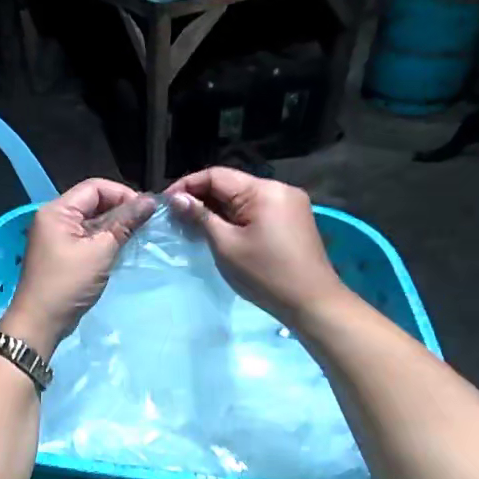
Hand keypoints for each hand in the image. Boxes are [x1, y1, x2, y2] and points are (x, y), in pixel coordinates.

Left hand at [0, 178, 154, 354]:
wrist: (40, 323)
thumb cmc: (68, 284)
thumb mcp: (101, 251)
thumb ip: (125, 223)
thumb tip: (150, 202)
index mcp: (57, 210)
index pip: (94, 187)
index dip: (122, 194)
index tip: (145, 210)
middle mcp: (54, 217)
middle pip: (93, 201)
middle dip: (120, 209)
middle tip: (145, 223)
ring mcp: (57, 236)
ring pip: (91, 220)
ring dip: (114, 225)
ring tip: (137, 234)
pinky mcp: (62, 252)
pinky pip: (86, 236)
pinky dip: (104, 238)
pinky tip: (121, 246)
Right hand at [165, 167, 349, 325]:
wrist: (313, 302)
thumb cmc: (265, 274)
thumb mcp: (226, 245)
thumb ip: (200, 217)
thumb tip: (176, 199)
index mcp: (263, 190)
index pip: (216, 175)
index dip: (187, 186)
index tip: (166, 204)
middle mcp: (279, 188)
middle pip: (231, 184)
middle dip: (201, 198)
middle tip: (177, 218)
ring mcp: (289, 203)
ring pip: (243, 197)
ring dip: (218, 209)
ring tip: (194, 226)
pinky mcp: (293, 218)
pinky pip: (257, 209)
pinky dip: (236, 217)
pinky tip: (221, 232)